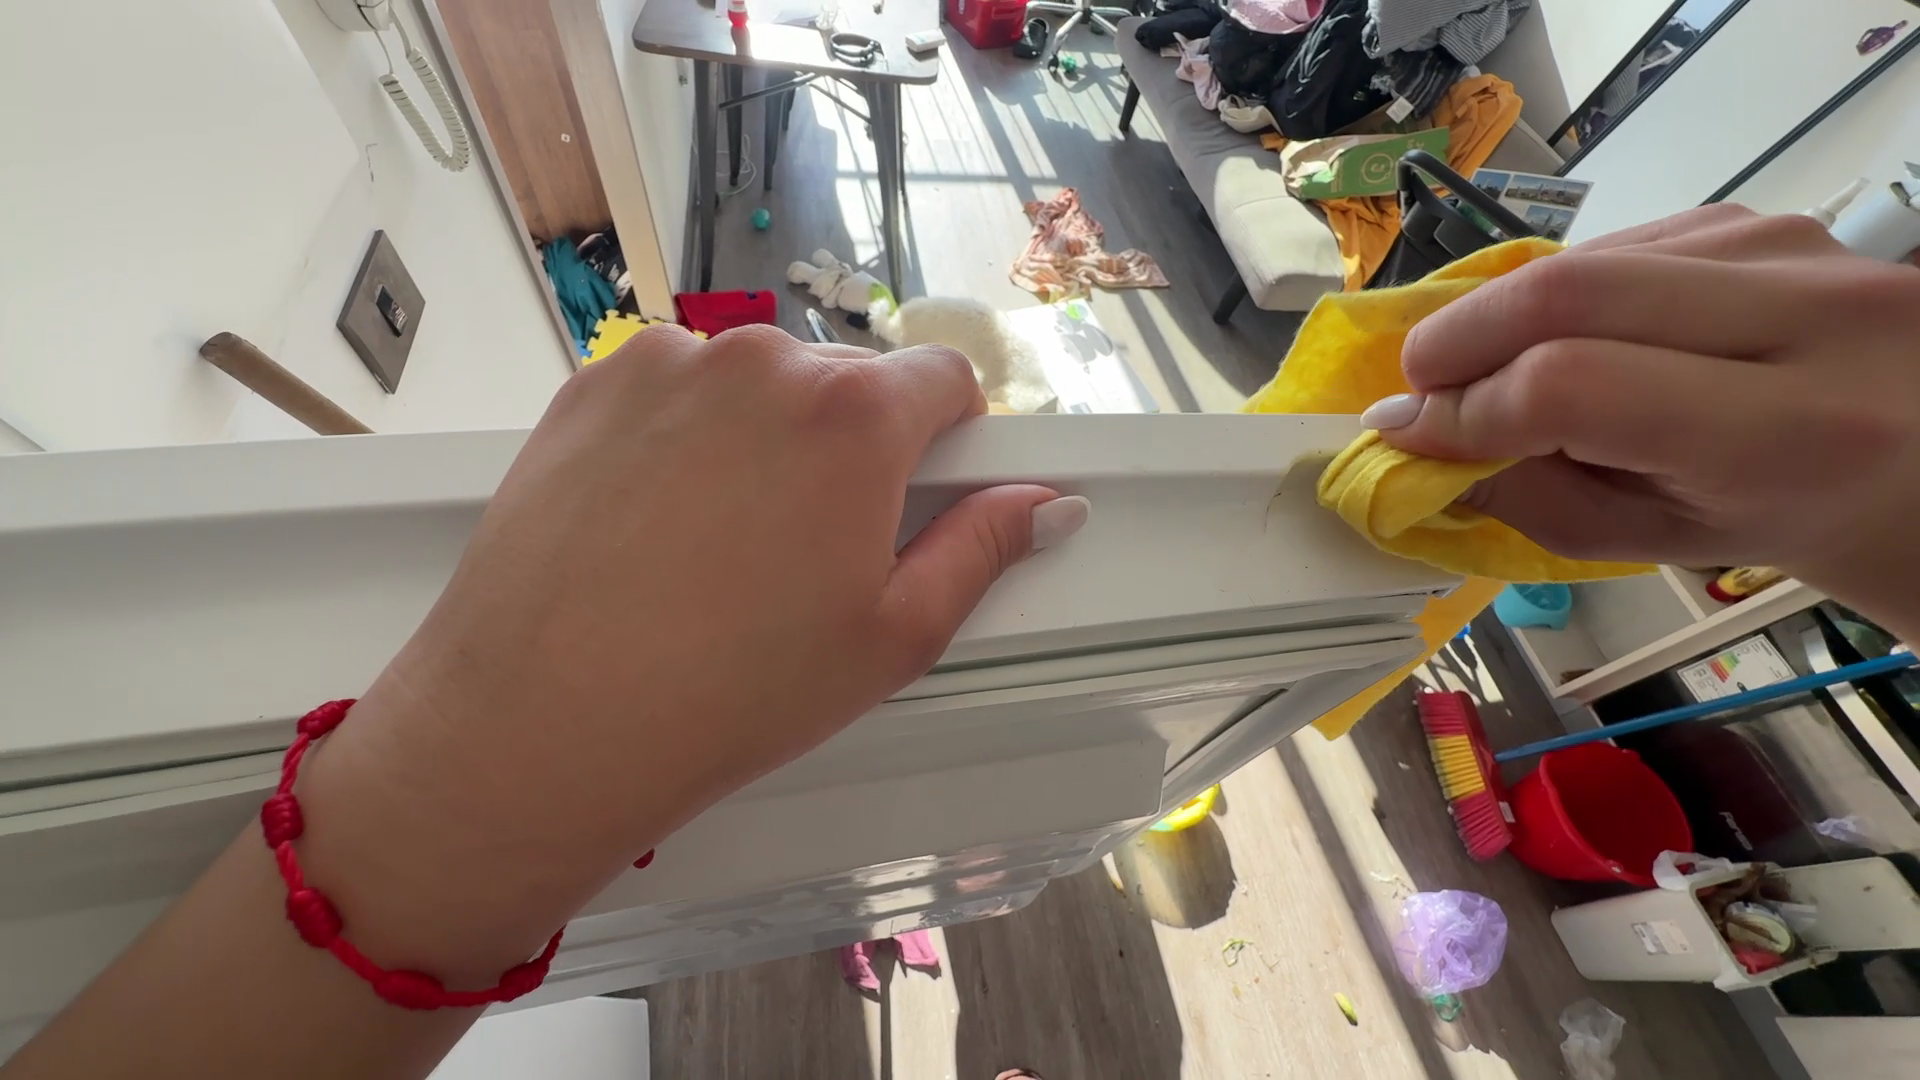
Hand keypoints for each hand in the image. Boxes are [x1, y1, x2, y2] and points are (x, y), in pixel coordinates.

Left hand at [299, 324, 1084, 975]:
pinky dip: (697, 431)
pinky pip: (683, 387)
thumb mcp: (895, 634)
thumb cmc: (738, 692)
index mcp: (853, 416)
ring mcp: (669, 362)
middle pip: (851, 382)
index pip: (946, 377)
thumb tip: (1049, 502)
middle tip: (817, 543)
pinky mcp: (596, 382)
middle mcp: (763, 360)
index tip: (920, 492)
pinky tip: (666, 517)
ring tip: (731, 538)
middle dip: (857, 445)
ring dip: (774, 436)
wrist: (539, 726)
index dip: (949, 435)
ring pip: (765, 383)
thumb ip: (984, 547)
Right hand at [1362, 206, 1919, 610]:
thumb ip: (1512, 489)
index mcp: (1785, 433)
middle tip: (1420, 384)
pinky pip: (1604, 248)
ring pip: (1576, 262)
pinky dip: (1543, 299)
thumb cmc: (1754, 518)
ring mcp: (1791, 247)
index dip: (1460, 409)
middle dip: (1453, 339)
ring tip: (1487, 370)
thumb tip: (1411, 435)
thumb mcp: (1626, 536)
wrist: (1905, 456)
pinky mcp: (1759, 219)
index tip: (1404, 432)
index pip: (1567, 386)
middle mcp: (1809, 316)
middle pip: (1564, 292)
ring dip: (1494, 320)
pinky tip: (1557, 337)